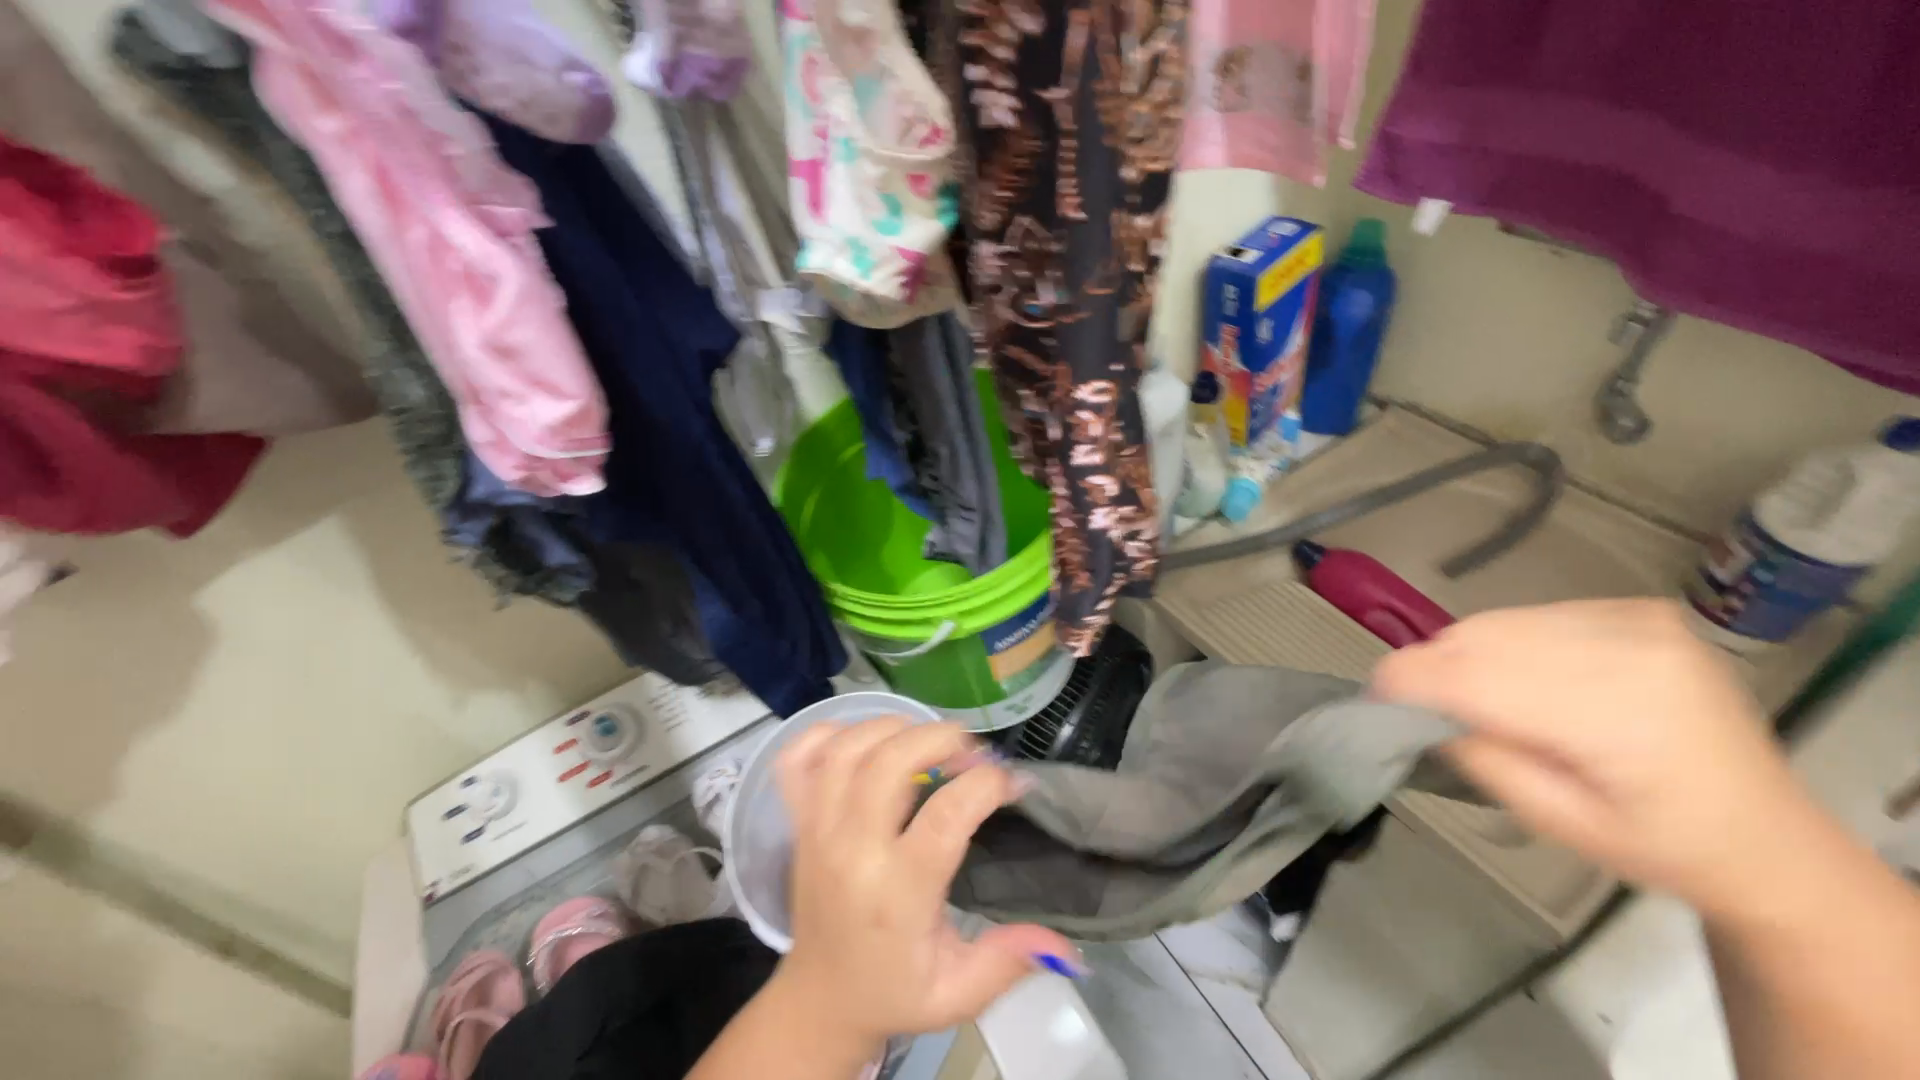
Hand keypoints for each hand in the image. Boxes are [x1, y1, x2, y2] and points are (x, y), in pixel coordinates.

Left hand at [768, 717, 1080, 1046]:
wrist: (820, 1000)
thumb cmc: (895, 991)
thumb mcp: (958, 993)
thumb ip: (1007, 962)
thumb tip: (1070, 950)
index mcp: (898, 892)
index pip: (944, 815)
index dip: (987, 785)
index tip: (1015, 783)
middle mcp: (852, 850)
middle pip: (889, 762)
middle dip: (940, 737)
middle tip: (972, 750)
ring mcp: (817, 830)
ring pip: (846, 750)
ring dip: (892, 728)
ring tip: (927, 739)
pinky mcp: (798, 823)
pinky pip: (798, 759)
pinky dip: (829, 734)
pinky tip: (866, 740)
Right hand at [1370, 598, 1822, 918]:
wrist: (1767, 837)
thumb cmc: (1661, 846)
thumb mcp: (1558, 822)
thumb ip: (1484, 759)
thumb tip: (1423, 713)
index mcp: (1619, 714)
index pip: (1478, 676)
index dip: (1410, 679)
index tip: (1370, 696)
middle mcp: (1632, 650)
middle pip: (1482, 638)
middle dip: (1431, 666)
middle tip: (1413, 707)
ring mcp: (1640, 623)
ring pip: (1501, 621)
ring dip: (1464, 653)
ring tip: (1467, 697)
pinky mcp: (1640, 611)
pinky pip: (1534, 615)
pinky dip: (1505, 643)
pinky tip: (1520, 679)